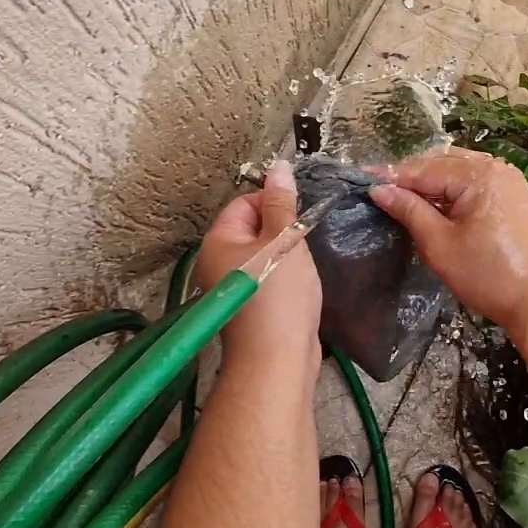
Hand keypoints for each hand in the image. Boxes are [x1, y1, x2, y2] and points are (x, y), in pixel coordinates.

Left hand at [194, 161, 321, 358]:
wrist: (277, 360)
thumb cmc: (279, 295)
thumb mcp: (284, 240)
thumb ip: (282, 203)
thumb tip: (278, 167)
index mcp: (218, 241)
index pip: (244, 203)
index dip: (273, 201)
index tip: (300, 212)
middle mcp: (218, 263)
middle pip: (254, 229)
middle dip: (283, 228)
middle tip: (307, 236)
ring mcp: (232, 289)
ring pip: (264, 255)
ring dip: (288, 254)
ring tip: (309, 260)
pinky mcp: (249, 309)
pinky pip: (268, 279)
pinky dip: (286, 277)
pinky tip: (304, 284)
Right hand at [367, 148, 527, 328]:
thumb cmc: (488, 276)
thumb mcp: (440, 245)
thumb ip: (409, 211)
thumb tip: (379, 190)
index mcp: (479, 176)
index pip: (425, 169)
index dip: (392, 176)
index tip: (363, 178)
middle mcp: (495, 168)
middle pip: (441, 163)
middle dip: (411, 176)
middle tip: (381, 190)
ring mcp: (508, 180)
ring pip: (457, 170)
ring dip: (431, 181)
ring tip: (403, 197)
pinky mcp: (513, 195)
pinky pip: (473, 181)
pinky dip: (451, 189)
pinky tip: (435, 204)